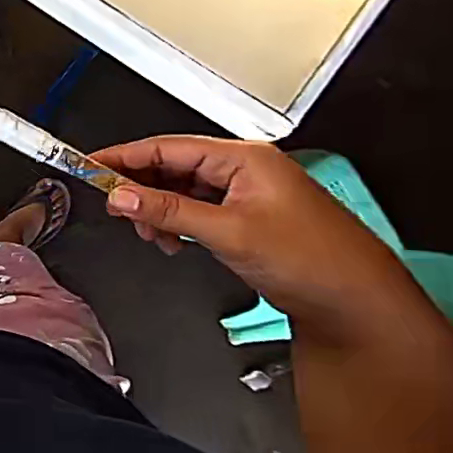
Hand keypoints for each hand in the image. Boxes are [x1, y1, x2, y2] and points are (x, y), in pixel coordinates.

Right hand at [90, 136, 415, 315]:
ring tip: (147, 231)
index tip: (93, 165)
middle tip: (114, 206)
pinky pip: (198, 208)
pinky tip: (170, 239)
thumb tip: (122, 194)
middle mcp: (244, 168)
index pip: (168, 147)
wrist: (359, 304)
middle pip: (174, 166)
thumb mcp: (227, 232)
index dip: (125, 157)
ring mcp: (246, 192)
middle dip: (141, 187)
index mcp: (243, 158)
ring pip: (183, 189)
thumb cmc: (312, 261)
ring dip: (159, 209)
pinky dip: (178, 222)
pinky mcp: (247, 215)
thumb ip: (168, 210)